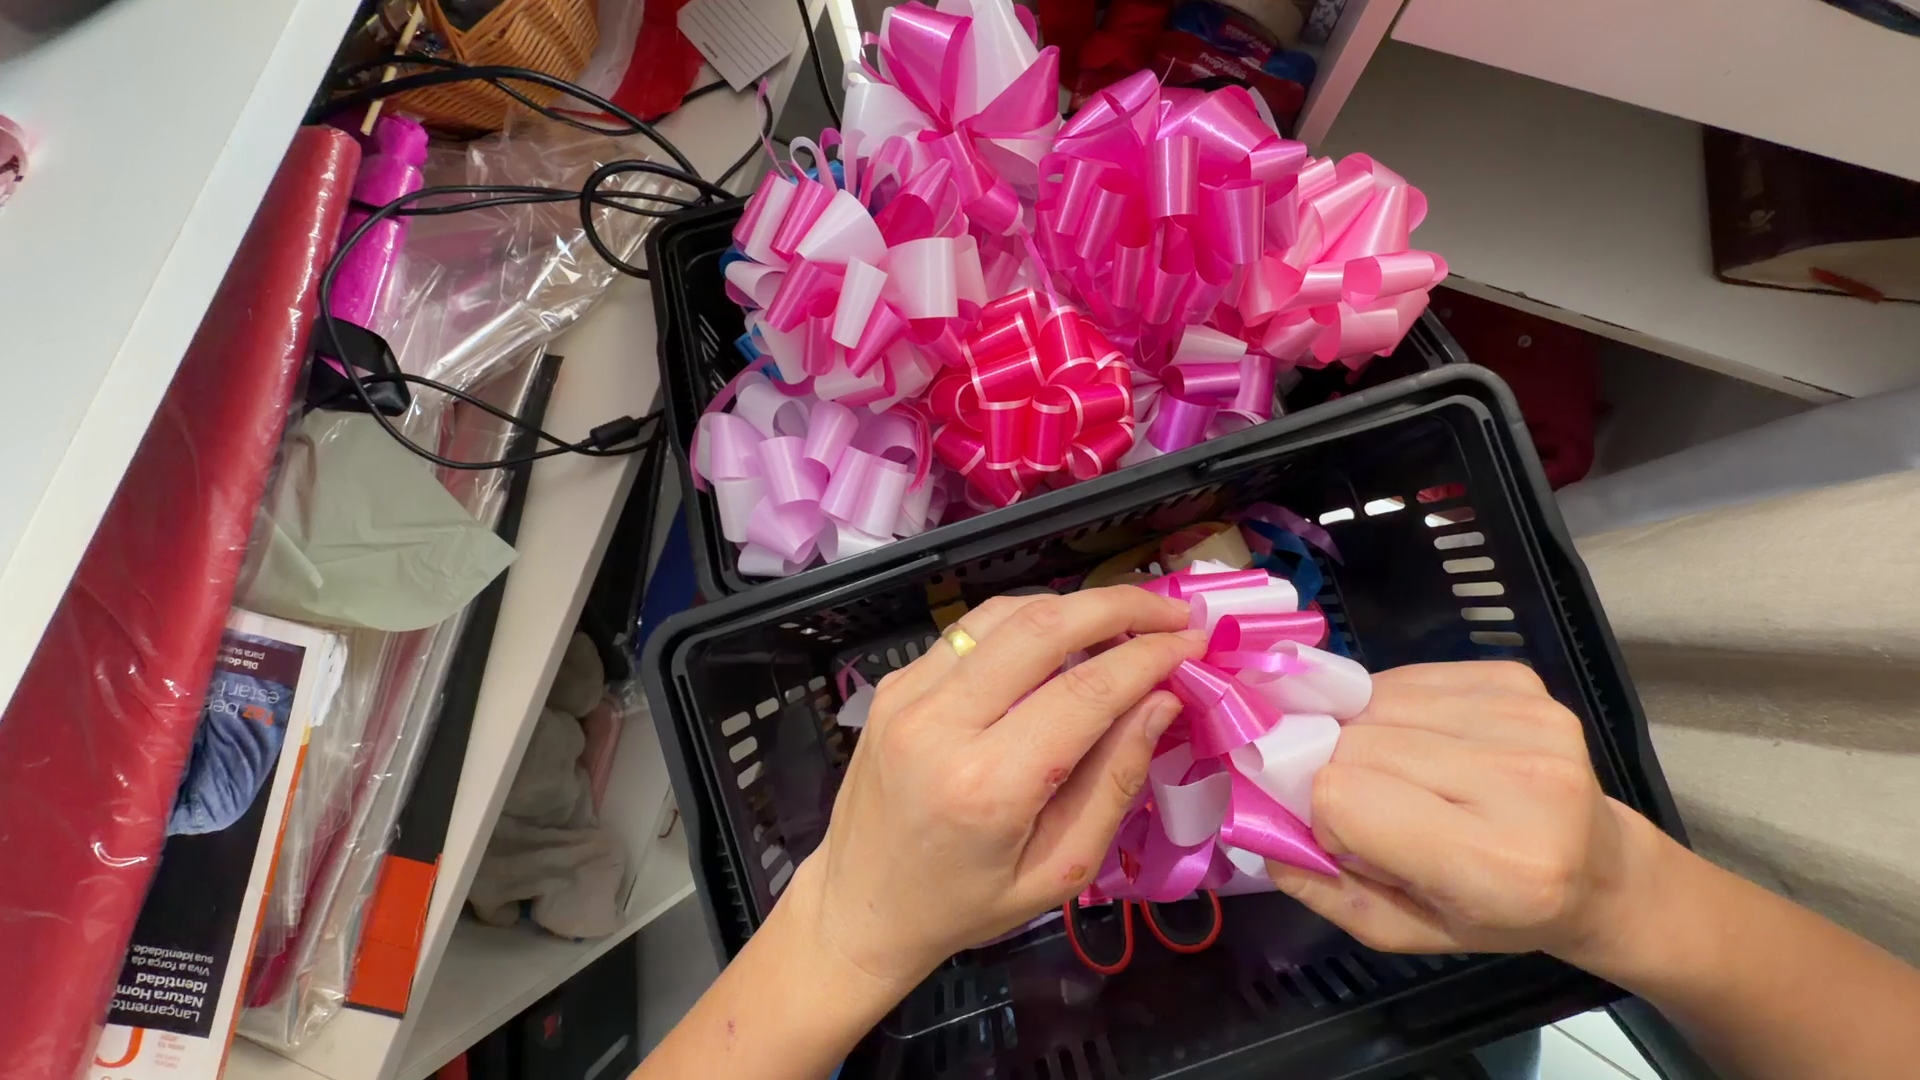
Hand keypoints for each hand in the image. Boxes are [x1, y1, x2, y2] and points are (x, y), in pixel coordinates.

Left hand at [784, 587, 1205, 991]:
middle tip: (1169, 611)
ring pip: (1005, 612)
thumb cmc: (964, 904)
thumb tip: (1160, 700)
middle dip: (1118, 606)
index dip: (1148, 656)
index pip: (1085, 691)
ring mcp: (908, 692)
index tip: (1192, 641)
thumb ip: (1114, 781)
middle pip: (1042, 627)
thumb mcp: (1058, 870)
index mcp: (987, 785)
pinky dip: (1026, 620)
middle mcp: (940, 723)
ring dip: (1073, 604)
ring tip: (1123, 619)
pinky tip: (1059, 636)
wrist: (859, 902)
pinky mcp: (895, 680)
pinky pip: (971, 629)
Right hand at [1266, 662, 1652, 965]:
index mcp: (1499, 863)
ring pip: (1371, 702)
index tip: (1346, 835)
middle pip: (1351, 741)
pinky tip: (1426, 739)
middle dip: (1336, 767)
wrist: (1604, 873)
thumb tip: (1256, 822)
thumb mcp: (1403, 929)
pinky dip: (1392, 706)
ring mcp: (1528, 719)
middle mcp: (1524, 781)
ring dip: (1362, 733)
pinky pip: (1404, 677)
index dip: (1323, 811)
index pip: (1341, 794)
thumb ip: (1320, 887)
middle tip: (1370, 799)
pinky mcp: (1520, 680)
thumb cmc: (1498, 912)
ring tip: (1401, 769)